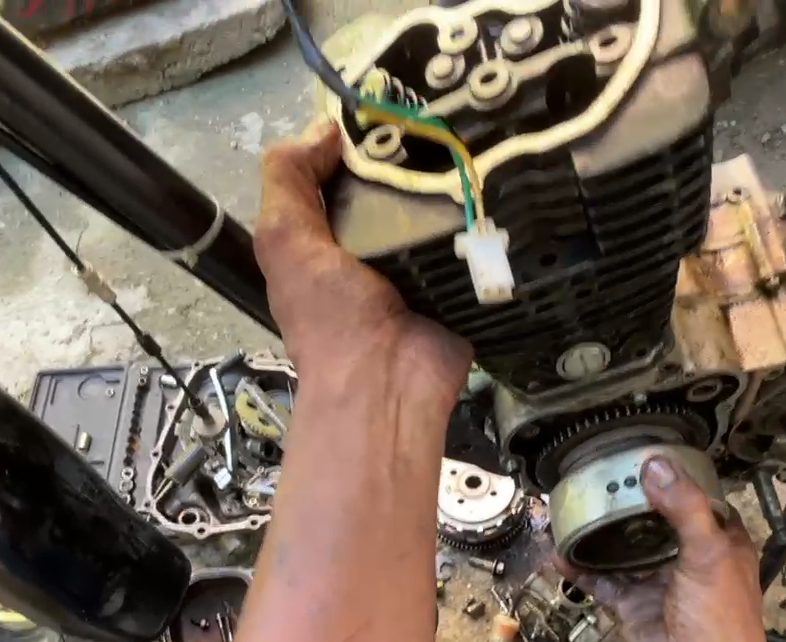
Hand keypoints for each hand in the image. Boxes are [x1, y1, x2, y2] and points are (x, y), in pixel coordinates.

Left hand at [255, 121, 471, 405]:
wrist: (387, 385)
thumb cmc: (329, 316)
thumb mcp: (284, 240)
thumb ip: (287, 178)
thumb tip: (327, 129)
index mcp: (331, 239)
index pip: (349, 175)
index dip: (363, 142)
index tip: (390, 111)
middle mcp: (378, 250)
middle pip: (401, 187)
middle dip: (417, 159)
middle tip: (445, 121)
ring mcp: (426, 268)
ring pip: (443, 210)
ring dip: (457, 184)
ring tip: (480, 143)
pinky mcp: (465, 284)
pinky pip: (479, 243)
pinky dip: (488, 219)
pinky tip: (501, 185)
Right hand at [562, 455, 772, 641]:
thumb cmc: (722, 620)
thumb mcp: (709, 552)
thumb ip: (684, 507)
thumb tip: (657, 466)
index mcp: (720, 542)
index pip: (697, 499)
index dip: (674, 479)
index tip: (644, 458)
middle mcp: (688, 559)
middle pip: (653, 521)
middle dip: (628, 503)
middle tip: (600, 478)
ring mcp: (658, 582)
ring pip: (623, 549)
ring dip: (600, 533)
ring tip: (575, 508)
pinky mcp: (632, 604)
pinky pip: (602, 580)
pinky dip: (581, 567)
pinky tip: (561, 551)